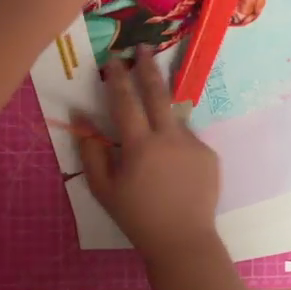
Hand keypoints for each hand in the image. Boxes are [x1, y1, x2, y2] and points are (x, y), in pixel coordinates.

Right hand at [79, 47, 221, 263]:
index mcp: (140, 145)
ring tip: (154, 143)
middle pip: (157, 93)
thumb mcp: (102, 187)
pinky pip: (187, 140)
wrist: (183, 241)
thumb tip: (80, 118)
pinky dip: (175, 145)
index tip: (112, 59)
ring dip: (161, 117)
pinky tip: (171, 169)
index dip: (117, 77)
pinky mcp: (209, 155)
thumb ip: (90, 150)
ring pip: (173, 119)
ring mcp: (193, 144)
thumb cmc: (136, 217)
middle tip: (142, 48)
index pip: (125, 100)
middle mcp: (169, 137)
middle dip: (148, 68)